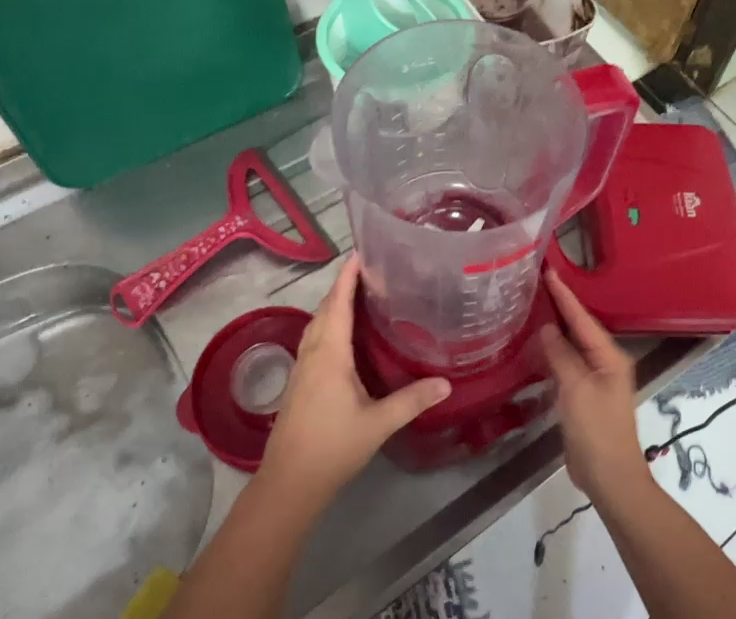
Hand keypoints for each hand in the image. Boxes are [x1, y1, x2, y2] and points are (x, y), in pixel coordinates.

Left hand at [256, 254, 450, 501]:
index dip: (347, 276)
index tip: (359, 253)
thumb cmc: (332, 447)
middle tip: (369, 270)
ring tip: (359, 296)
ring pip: (316, 325)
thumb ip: (411, 400)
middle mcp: (312, 353)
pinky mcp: (298, 383)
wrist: (289, 482)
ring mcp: (301, 369)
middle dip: (342, 286)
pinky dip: (328, 326)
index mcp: (330, 354)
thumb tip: (446, 383)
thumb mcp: (378, 424)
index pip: (338, 303)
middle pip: (325, 309)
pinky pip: (313, 341)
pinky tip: (343, 337)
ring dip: (333, 306)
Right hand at [540, 267, 652, 501]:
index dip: (565, 296)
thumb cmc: (597, 431)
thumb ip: (562, 356)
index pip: (583, 319)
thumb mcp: (577, 389)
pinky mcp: (582, 398)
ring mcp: (594, 382)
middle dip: (558, 309)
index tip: (548, 272)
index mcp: (609, 357)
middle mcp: (604, 364)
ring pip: (570, 349)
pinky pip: (565, 368)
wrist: (610, 478)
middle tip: (532, 288)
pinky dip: (550, 357)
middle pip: (578, 330)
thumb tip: (548, 328)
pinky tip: (533, 352)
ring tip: (528, 313)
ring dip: (552, 334)